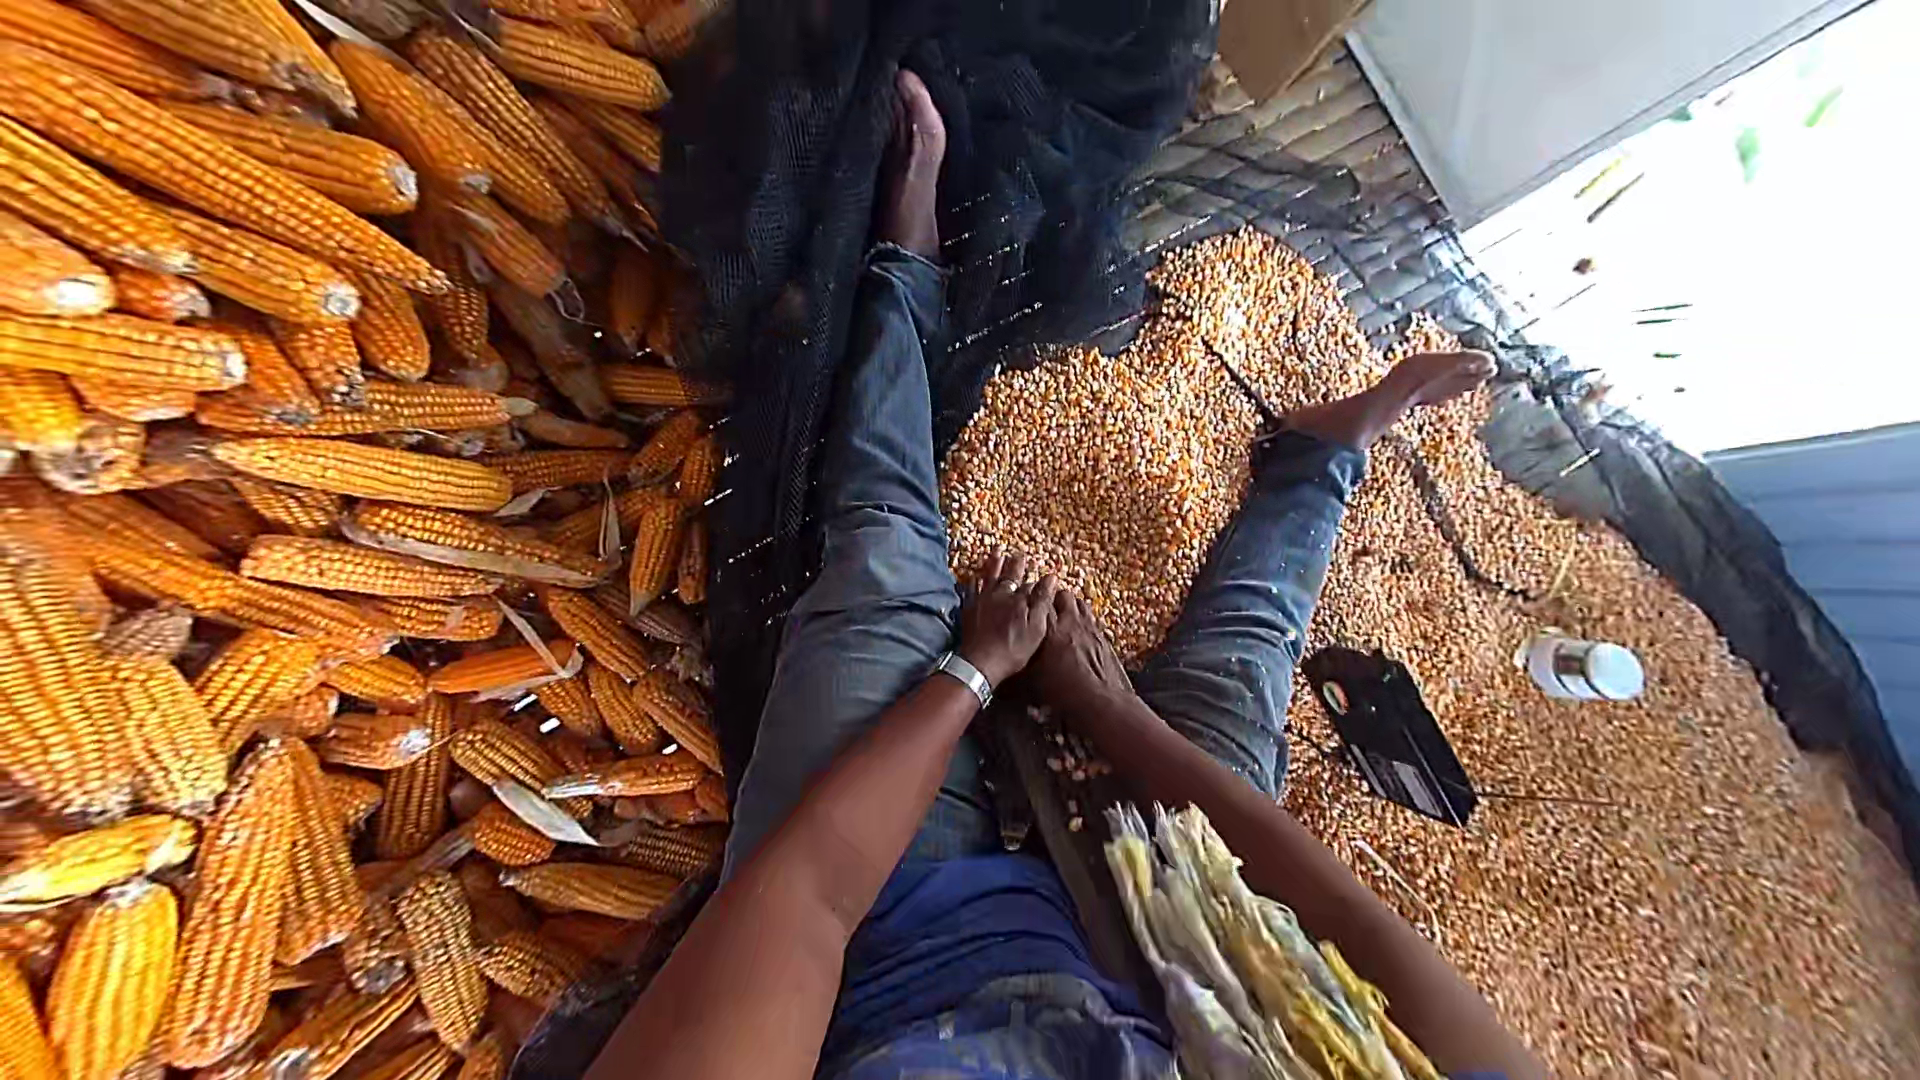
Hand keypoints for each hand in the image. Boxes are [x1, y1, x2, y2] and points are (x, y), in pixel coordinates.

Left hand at [957, 552, 1057, 686]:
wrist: (980, 662)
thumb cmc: (1012, 649)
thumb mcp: (1036, 627)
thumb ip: (1042, 601)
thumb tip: (1051, 577)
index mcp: (1017, 599)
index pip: (1029, 584)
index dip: (1035, 578)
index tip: (1040, 569)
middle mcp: (999, 594)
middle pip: (1009, 574)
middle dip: (1015, 563)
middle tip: (1018, 552)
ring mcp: (982, 600)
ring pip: (988, 576)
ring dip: (993, 563)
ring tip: (997, 551)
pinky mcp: (969, 609)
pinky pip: (970, 588)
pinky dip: (973, 580)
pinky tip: (973, 576)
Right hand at [1030, 589, 1135, 713]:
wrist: (1099, 701)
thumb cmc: (1063, 693)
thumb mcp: (1034, 677)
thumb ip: (1027, 659)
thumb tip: (1017, 655)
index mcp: (1049, 631)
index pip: (1039, 601)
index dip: (1033, 599)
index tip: (1028, 603)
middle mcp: (1069, 623)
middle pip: (1062, 595)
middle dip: (1054, 599)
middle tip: (1047, 609)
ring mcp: (1089, 627)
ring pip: (1079, 603)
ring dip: (1071, 606)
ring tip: (1064, 615)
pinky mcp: (1102, 636)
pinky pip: (1091, 617)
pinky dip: (1084, 618)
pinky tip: (1080, 630)